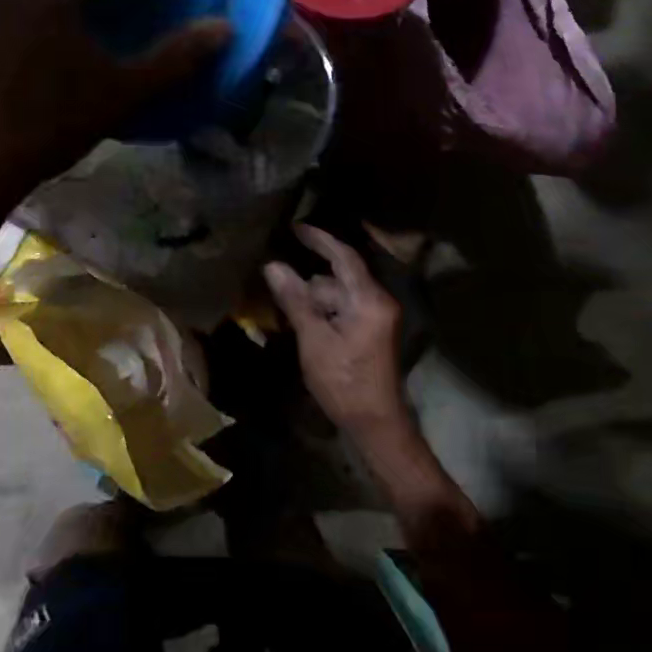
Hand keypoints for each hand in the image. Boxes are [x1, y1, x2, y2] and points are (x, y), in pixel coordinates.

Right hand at [263, 225, 407, 438]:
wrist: (375, 424)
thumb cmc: (345, 382)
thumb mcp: (314, 340)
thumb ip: (295, 299)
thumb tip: (273, 266)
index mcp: (370, 300)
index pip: (344, 257)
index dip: (319, 239)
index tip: (295, 227)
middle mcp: (378, 302)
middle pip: (339, 278)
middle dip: (309, 283)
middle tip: (278, 283)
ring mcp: (377, 318)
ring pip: (339, 295)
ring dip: (314, 300)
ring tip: (286, 310)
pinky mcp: (372, 332)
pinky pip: (344, 309)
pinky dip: (324, 312)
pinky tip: (303, 324)